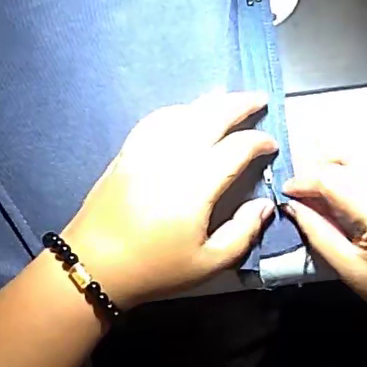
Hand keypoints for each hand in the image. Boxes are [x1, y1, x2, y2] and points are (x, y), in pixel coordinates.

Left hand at [62, 91, 277, 307]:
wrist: (94, 265)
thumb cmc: (155, 268)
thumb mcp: (209, 263)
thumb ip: (243, 232)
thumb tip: (264, 204)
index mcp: (197, 183)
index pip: (237, 147)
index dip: (259, 142)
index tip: (272, 145)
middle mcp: (173, 156)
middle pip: (211, 116)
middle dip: (239, 104)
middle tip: (259, 98)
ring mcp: (147, 149)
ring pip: (183, 112)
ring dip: (209, 102)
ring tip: (227, 99)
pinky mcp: (128, 152)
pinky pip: (156, 119)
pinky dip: (177, 110)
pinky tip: (186, 113)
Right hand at [285, 155, 366, 352]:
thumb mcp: (353, 272)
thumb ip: (318, 232)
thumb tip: (293, 203)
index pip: (332, 178)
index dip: (304, 182)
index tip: (289, 192)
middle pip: (350, 153)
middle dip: (323, 165)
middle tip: (310, 188)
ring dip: (346, 159)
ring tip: (333, 182)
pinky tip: (362, 178)